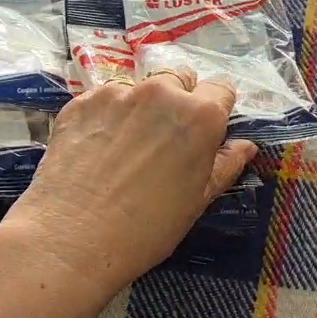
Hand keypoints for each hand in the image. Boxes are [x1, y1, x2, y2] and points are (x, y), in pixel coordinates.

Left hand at [3, 68, 256, 297]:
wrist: (71, 239)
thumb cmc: (148, 227)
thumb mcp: (198, 200)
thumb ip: (225, 165)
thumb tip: (245, 146)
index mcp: (200, 115)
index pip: (221, 89)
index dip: (217, 108)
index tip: (208, 129)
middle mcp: (161, 92)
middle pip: (180, 79)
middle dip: (179, 100)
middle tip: (165, 138)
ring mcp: (117, 93)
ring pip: (140, 88)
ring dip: (141, 107)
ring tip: (127, 147)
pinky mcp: (80, 102)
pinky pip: (104, 100)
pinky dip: (107, 116)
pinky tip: (97, 149)